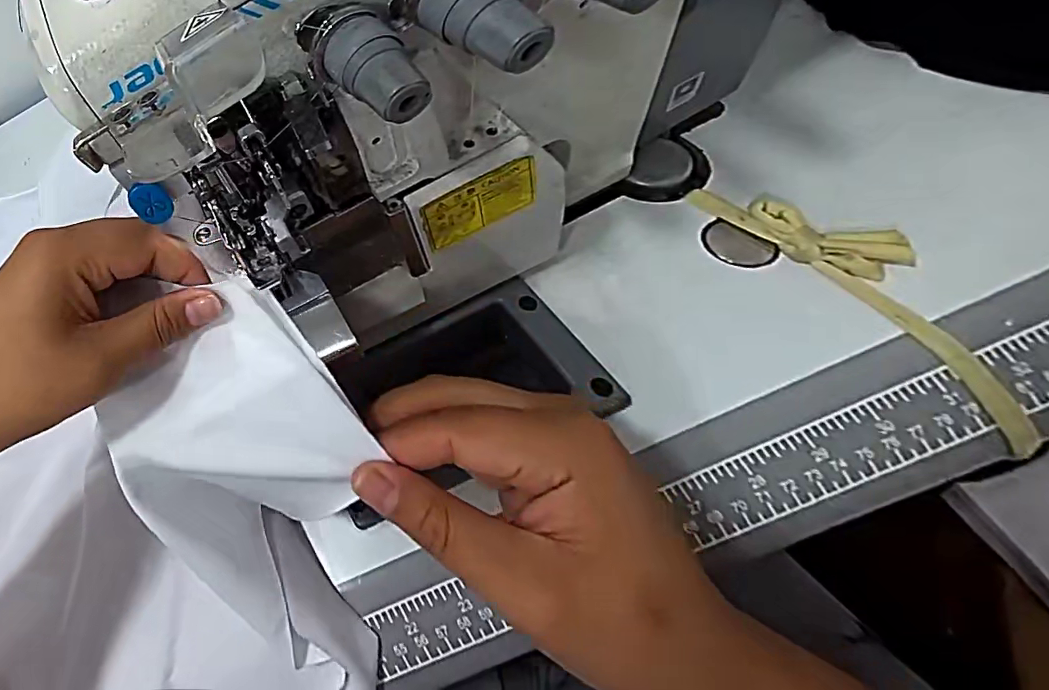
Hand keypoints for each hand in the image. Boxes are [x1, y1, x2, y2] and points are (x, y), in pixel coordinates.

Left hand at [0, 218, 221, 465]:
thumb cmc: (15, 387)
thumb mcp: (100, 358)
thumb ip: (158, 324)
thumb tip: (205, 302)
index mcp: (62, 250)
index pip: (142, 238)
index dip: (183, 264)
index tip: (207, 298)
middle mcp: (47, 245)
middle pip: (125, 241)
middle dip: (163, 271)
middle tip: (188, 311)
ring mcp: (35, 263)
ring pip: (106, 258)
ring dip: (138, 284)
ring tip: (157, 323)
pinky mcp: (29, 284)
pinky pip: (85, 273)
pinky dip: (112, 293)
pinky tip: (121, 325)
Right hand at [351, 377, 859, 689]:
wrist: (693, 654)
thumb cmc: (631, 627)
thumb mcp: (521, 584)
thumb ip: (438, 523)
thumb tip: (374, 478)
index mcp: (562, 443)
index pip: (452, 425)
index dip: (395, 443)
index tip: (356, 466)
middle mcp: (561, 418)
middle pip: (452, 396)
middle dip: (397, 421)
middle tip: (356, 457)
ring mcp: (558, 423)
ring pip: (460, 399)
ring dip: (415, 425)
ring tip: (378, 461)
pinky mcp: (550, 437)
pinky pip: (478, 417)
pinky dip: (440, 434)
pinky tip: (418, 459)